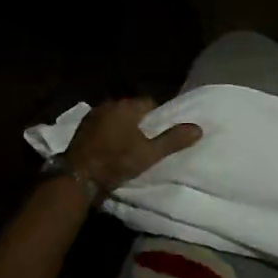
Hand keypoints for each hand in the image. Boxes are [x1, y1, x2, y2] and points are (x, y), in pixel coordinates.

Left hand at [61, 98, 201, 193]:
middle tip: (147, 140)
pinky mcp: (82, 127)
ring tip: (130, 144)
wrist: (79, 174)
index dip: (158, 117)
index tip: (161, 132)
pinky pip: (102, 124)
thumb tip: (198, 128)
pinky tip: (110, 146)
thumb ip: (173, 140)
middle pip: (131, 108)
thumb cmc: (116, 161)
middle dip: (140, 121)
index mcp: (126, 106)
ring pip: (115, 116)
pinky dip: (108, 131)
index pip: (149, 103)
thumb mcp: (149, 154)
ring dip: (122, 126)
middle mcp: (109, 104)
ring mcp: (93, 114)